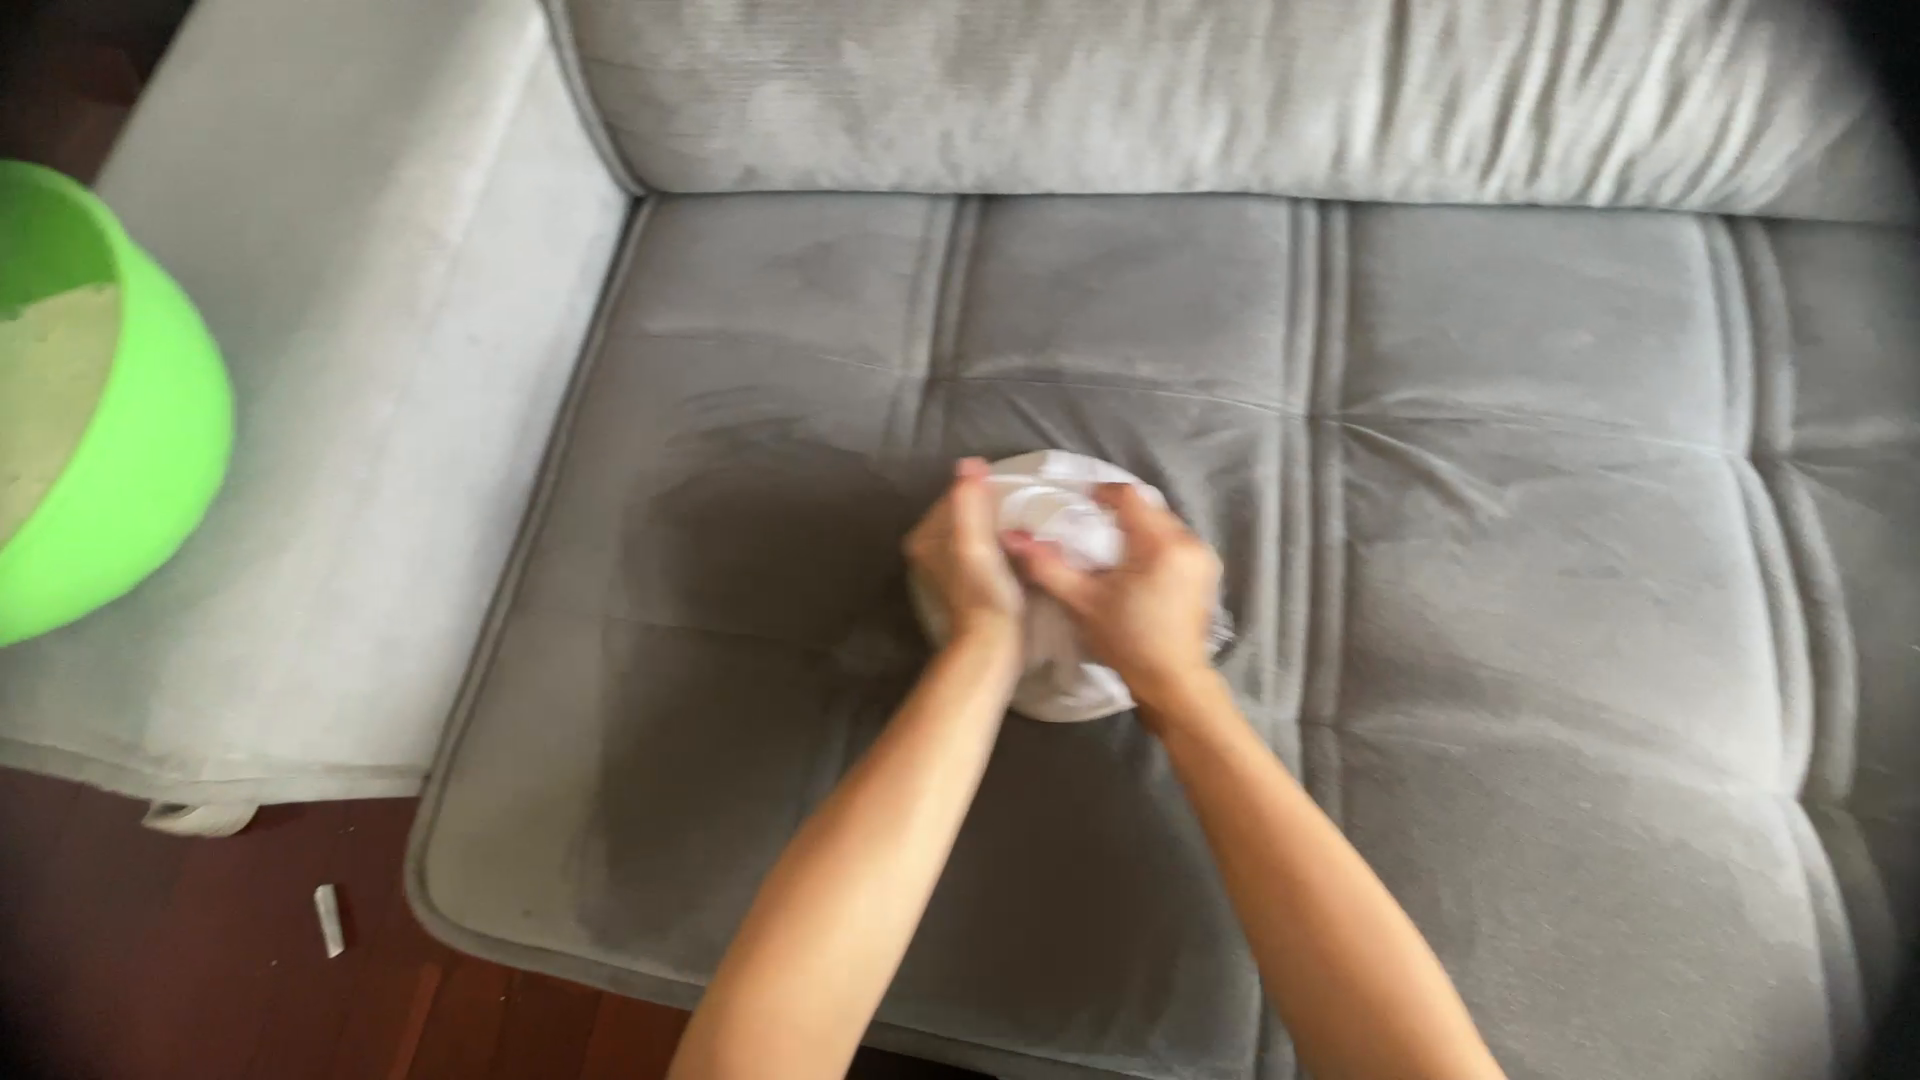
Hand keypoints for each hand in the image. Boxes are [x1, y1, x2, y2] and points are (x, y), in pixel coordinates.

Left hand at [905, 458, 1023, 639]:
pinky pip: (981, 548)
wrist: (991, 644)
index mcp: (923, 537)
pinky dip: (997, 544)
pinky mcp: (964, 583)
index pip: (955, 496)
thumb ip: (968, 502)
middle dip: (989, 507)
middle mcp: (926, 551)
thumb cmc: (984, 592)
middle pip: (963, 513)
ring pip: (973, 530)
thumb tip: (968, 464)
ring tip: (1022, 527)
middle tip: (1021, 508)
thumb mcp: (975, 542)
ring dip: (995, 525)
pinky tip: (1016, 549)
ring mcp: (945, 568)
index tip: (1012, 492)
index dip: (982, 490)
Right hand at [1004, 484, 1221, 712]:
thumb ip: (1046, 565)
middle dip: (1118, 511)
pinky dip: (1153, 541)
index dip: (1101, 492)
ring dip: (1136, 526)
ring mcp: (1203, 556)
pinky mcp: (1207, 569)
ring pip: (1163, 522)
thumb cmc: (1126, 641)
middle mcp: (1188, 541)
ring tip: (1109, 545)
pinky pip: (1175, 539)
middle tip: (1089, 526)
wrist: (1172, 679)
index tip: (1079, 503)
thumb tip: (1012, 537)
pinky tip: (1134, 562)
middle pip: (1148, 507)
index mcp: (1160, 544)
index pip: (1130, 496)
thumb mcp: (1081, 601)